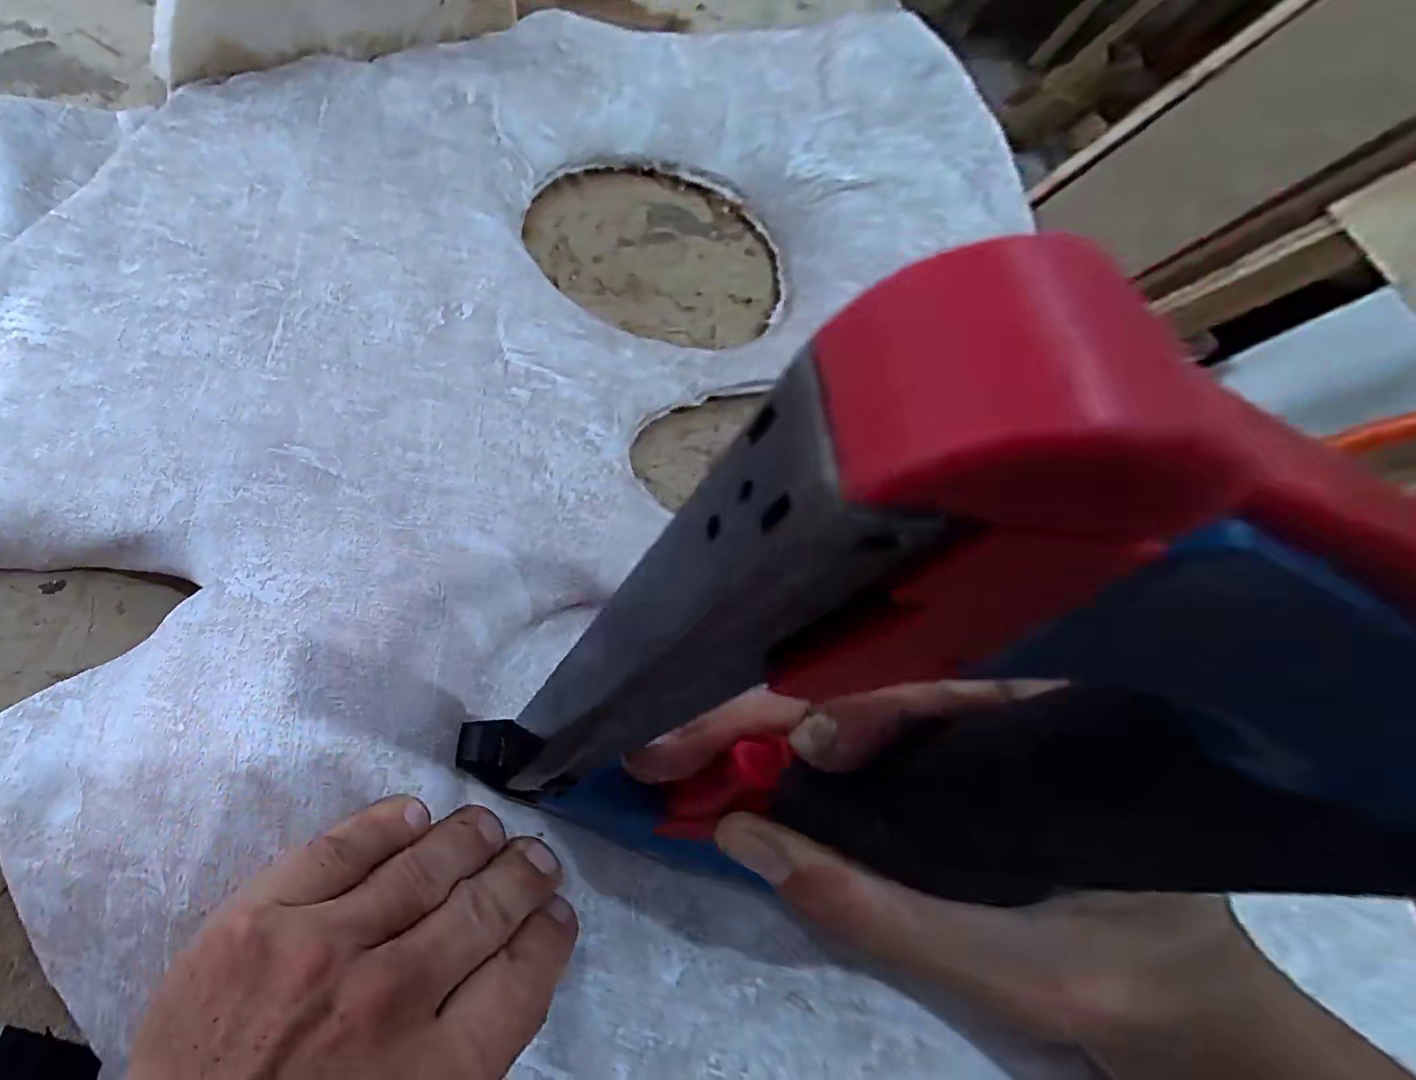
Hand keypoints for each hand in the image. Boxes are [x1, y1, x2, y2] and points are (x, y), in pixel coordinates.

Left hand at [125, 797, 577, 1079]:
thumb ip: (458, 1060)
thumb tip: (501, 978)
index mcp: (433, 1075)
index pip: (518, 980)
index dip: (546, 937)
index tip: (558, 910)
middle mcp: (388, 997)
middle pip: (478, 912)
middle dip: (518, 878)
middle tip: (537, 855)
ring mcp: (320, 945)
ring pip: (419, 868)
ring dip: (465, 840)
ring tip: (488, 826)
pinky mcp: (260, 914)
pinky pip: (339, 848)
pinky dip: (384, 824)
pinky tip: (413, 812)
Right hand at [626, 683, 1409, 1079]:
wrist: (1171, 1001)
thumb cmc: (1117, 976)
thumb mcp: (1012, 964)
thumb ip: (877, 907)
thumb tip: (735, 833)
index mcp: (1026, 724)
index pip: (914, 685)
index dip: (840, 707)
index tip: (791, 752)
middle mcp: (965, 706)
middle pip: (833, 690)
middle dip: (739, 720)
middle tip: (656, 751)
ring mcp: (920, 730)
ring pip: (808, 710)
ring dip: (730, 736)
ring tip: (663, 757)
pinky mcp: (891, 760)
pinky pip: (808, 745)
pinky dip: (749, 758)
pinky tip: (706, 771)